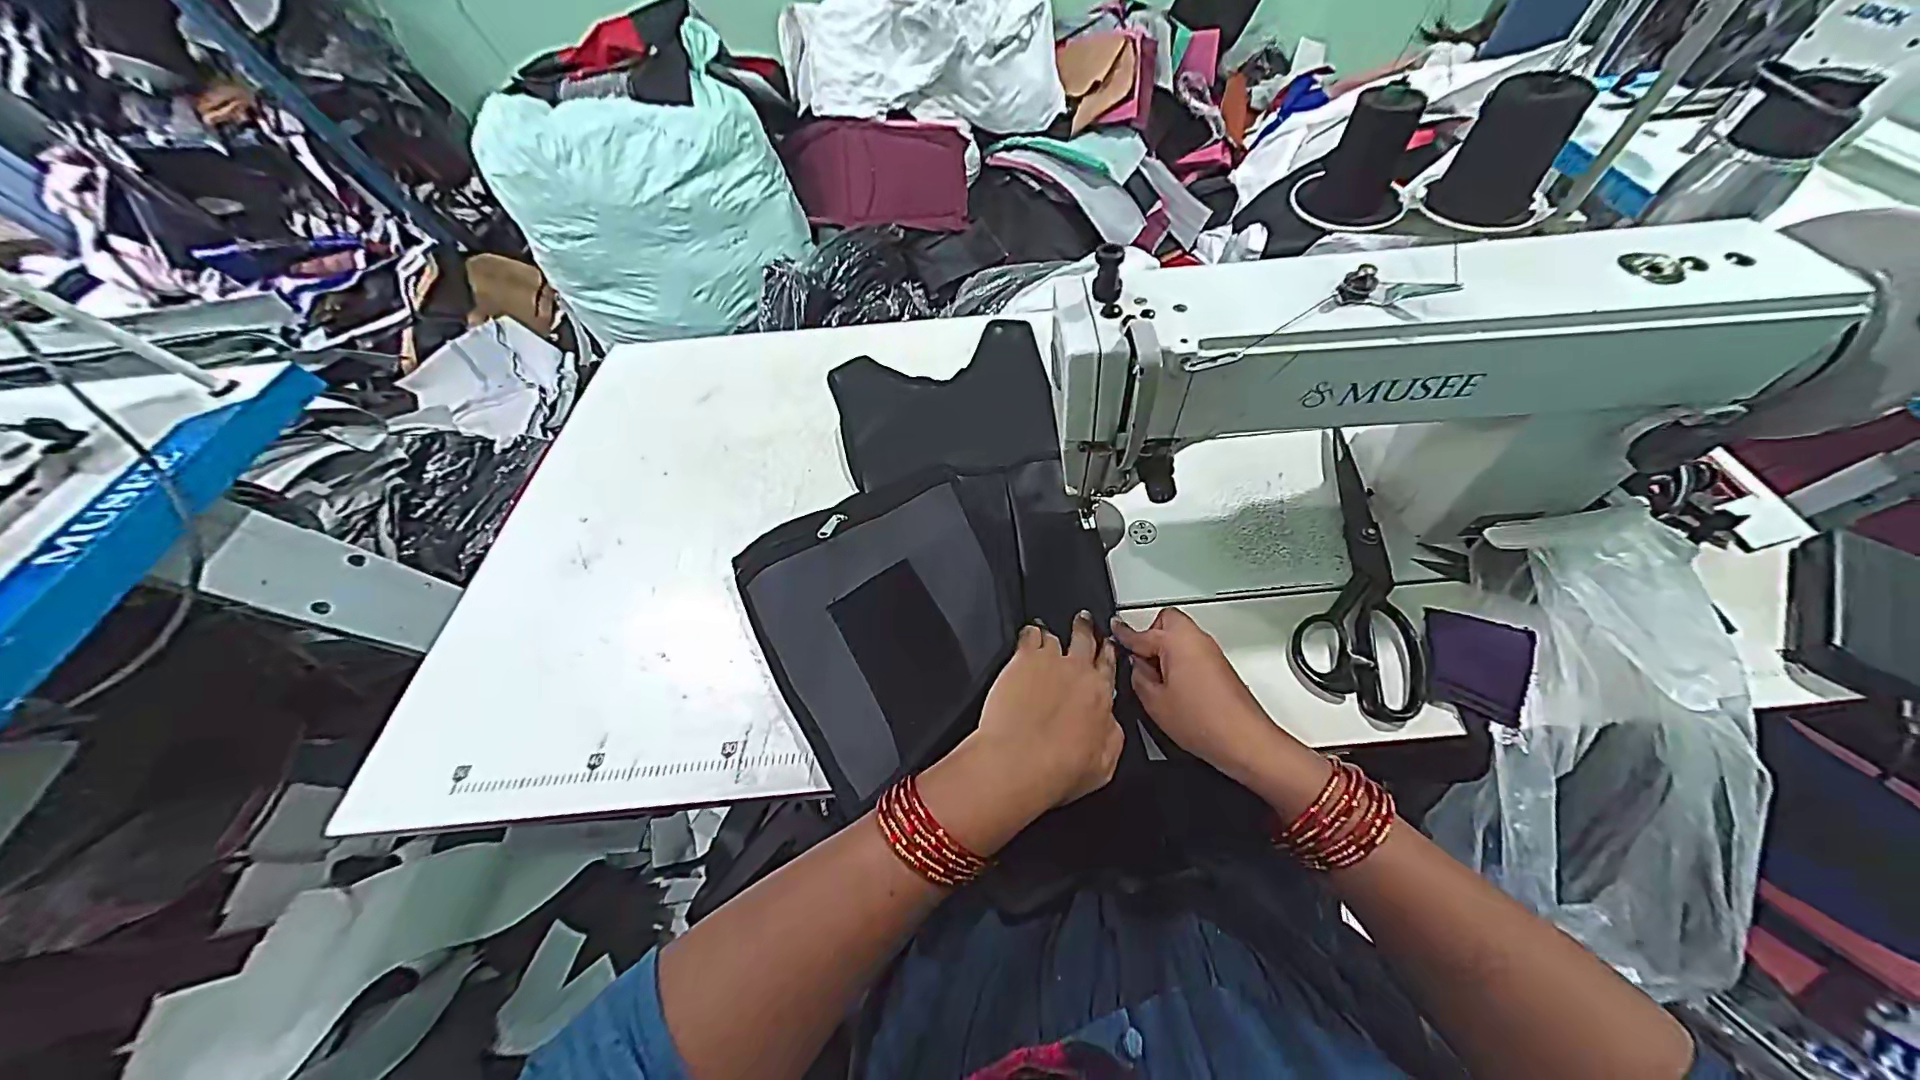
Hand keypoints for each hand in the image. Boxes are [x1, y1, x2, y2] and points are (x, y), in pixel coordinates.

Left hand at [918, 614, 1122, 854]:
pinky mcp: (1023, 659)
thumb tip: (1110, 725)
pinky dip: (1030, 631)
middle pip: (1085, 640)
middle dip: (1086, 629)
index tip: (1106, 647)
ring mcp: (1050, 662)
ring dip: (1053, 634)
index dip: (1107, 653)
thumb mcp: (1103, 764)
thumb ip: (1111, 736)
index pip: (1108, 666)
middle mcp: (1078, 672)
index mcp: (1100, 696)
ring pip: (1056, 636)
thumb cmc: (1056, 768)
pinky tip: (1028, 633)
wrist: (1019, 761)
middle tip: (1084, 623)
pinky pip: (1030, 634)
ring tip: (1049, 632)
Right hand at [1112, 608, 1314, 787]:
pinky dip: (1180, 661)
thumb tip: (1136, 666)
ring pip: (1181, 636)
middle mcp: (1196, 639)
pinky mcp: (1219, 665)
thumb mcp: (1153, 702)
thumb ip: (1138, 676)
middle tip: (1141, 659)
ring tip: (1159, 680)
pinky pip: (1192, 651)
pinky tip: (1176, 689)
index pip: (1140, 632)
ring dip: (1167, 649)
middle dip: (1150, 635)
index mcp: (1176, 641)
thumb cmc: (1206, 722)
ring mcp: (1211, 651)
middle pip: (1166, 620)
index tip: (1115, 629)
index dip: (1123, 633)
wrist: (1244, 740)